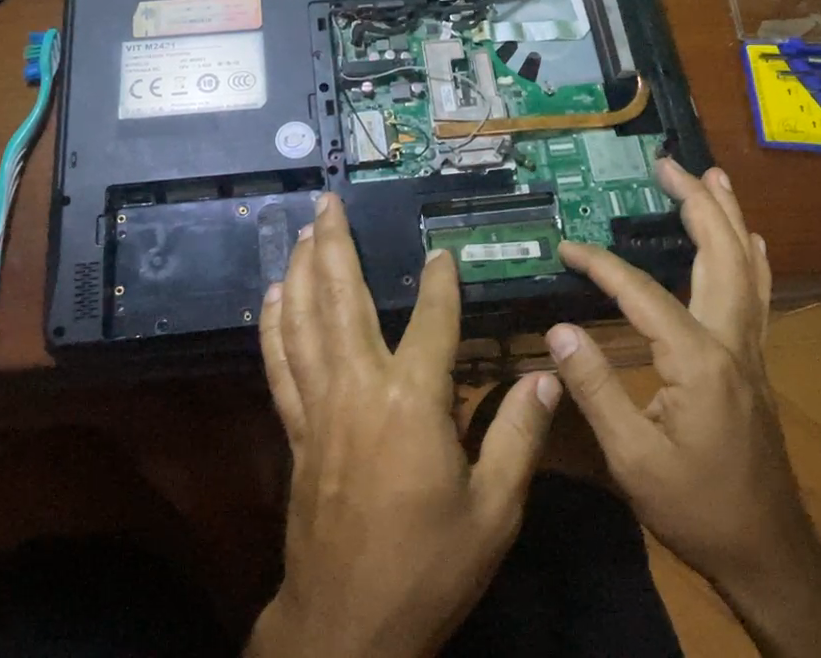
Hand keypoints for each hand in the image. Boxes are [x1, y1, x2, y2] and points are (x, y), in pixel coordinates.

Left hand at [248, 193, 561, 657]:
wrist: (348, 621)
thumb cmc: (430, 567)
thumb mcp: (495, 510)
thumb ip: (519, 436)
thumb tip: (547, 375)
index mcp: (414, 403)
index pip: (431, 322)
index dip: (439, 284)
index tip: (441, 252)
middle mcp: (359, 390)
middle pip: (343, 302)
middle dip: (336, 248)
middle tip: (328, 204)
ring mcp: (320, 408)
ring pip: (303, 323)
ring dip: (301, 272)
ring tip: (302, 232)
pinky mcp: (296, 431)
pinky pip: (279, 366)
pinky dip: (273, 327)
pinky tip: (272, 298)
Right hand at [546, 160, 802, 575]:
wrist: (766, 550)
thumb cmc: (695, 506)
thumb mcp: (631, 457)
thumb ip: (596, 389)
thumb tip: (558, 330)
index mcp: (698, 358)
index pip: (643, 293)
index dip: (601, 265)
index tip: (566, 245)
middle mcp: (732, 341)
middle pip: (721, 254)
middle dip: (697, 204)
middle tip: (670, 165)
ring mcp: (751, 352)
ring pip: (747, 268)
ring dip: (729, 218)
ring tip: (714, 179)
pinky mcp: (755, 365)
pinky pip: (755, 292)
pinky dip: (749, 256)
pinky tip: (749, 242)